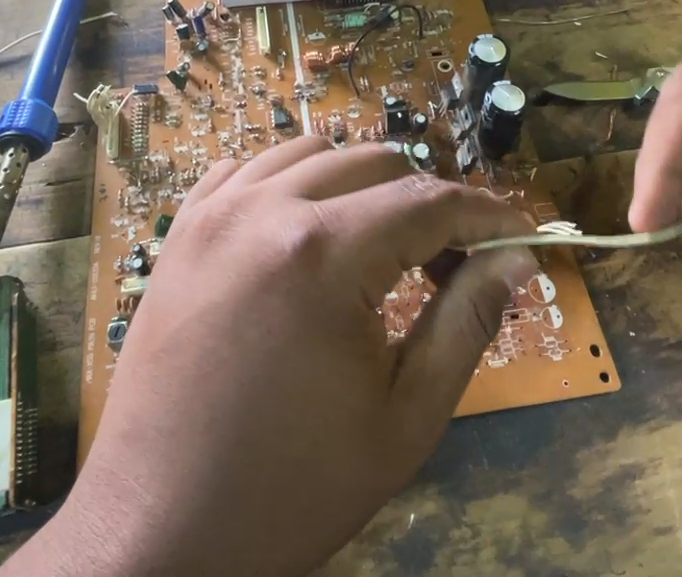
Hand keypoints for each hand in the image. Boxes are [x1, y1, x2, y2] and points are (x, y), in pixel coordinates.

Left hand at [10, 136, 537, 576]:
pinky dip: (292, 183)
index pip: (430, 201)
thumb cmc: (292, 486)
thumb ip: (466, 322)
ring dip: (361, 187)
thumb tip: (512, 259)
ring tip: (378, 250)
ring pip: (312, 155)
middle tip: (451, 264)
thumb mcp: (405, 416)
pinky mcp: (182, 231)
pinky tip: (304, 233)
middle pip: (376, 165)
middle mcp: (264, 209)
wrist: (161, 526)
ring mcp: (213, 213)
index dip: (488, 213)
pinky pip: (249, 170)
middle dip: (428, 204)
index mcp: (324, 253)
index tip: (520, 237)